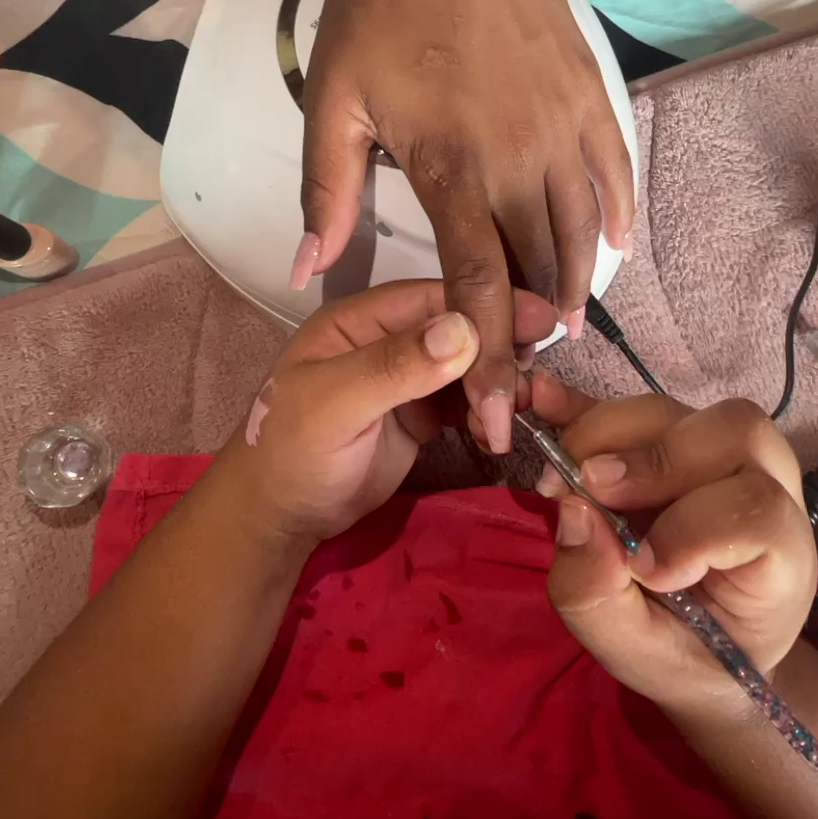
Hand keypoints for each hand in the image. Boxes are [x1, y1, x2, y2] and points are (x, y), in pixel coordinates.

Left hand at [215, 280, 558, 546]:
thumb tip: (464, 328)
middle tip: (538, 367)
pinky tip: (499, 430)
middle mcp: (387, 340)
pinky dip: (486, 412)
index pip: (432, 299)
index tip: (537, 319)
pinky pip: (464, 402)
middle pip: (457, 328)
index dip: (483, 306)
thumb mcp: (335, 404)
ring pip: (466, 365)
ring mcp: (405, 378)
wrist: (278, 519)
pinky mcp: (419, 415)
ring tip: (521, 406)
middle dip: (498, 346)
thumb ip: (394, 366)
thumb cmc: (291, 453)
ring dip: (496, 383)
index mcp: (359, 321)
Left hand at [294, 0, 634, 457]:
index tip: (492, 421)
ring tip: (561, 332)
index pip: (476, 290)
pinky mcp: (590, 97)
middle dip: (532, 340)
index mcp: (453, 171)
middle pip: (538, 274)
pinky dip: (615, 221)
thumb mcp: (331, 102)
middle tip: (527, 388)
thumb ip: (325, 194)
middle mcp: (521, 162)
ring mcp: (565, 128)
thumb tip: (306, 270)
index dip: (482, 363)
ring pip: (582, 234)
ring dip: (573, 289)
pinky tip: (610, 252)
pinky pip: (614, 175)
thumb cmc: (378, 7)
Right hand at [527, 373, 817, 718]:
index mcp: (780, 556)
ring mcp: (713, 454)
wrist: (698, 643)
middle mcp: (763, 488)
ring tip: (564, 475)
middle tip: (591, 489)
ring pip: (675, 410)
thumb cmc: (683, 653)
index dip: (695, 528)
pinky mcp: (665, 438)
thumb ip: (601, 597)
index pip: (760, 512)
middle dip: (654, 458)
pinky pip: (625, 408)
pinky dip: (580, 404)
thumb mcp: (639, 653)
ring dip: (609, 432)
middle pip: (731, 431)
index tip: (642, 568)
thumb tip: (574, 513)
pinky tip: (543, 400)